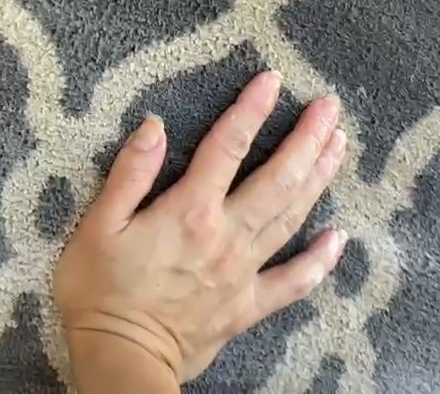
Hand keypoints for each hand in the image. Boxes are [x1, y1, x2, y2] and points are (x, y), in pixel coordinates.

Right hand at [52, 71, 347, 388]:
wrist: (120, 361)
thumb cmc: (99, 287)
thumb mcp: (98, 223)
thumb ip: (130, 173)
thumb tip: (155, 125)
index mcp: (189, 211)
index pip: (227, 147)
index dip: (251, 110)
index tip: (272, 79)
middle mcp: (226, 236)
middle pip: (277, 180)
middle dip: (306, 140)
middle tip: (331, 106)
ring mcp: (243, 273)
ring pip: (291, 219)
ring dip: (319, 180)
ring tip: (339, 146)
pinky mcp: (247, 307)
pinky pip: (292, 283)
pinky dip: (320, 260)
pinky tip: (341, 239)